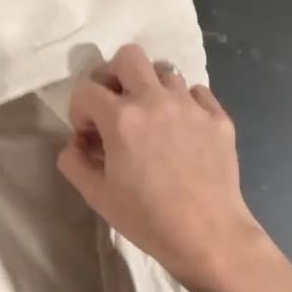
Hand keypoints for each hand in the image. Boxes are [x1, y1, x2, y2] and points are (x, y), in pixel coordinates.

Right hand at [58, 45, 270, 290]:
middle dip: (113, 76)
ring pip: (165, 71)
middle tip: (115, 108)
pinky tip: (181, 131)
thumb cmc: (146, 219)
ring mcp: (191, 106)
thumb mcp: (96, 196)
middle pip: (128, 56)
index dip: (80, 111)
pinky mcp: (218, 118)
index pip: (86, 89)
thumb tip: (76, 142)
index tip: (89, 137)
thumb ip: (74, 162)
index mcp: (121, 119)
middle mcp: (156, 101)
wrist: (206, 234)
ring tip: (151, 121)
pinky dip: (183, 104)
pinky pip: (197, 93)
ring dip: (150, 90)